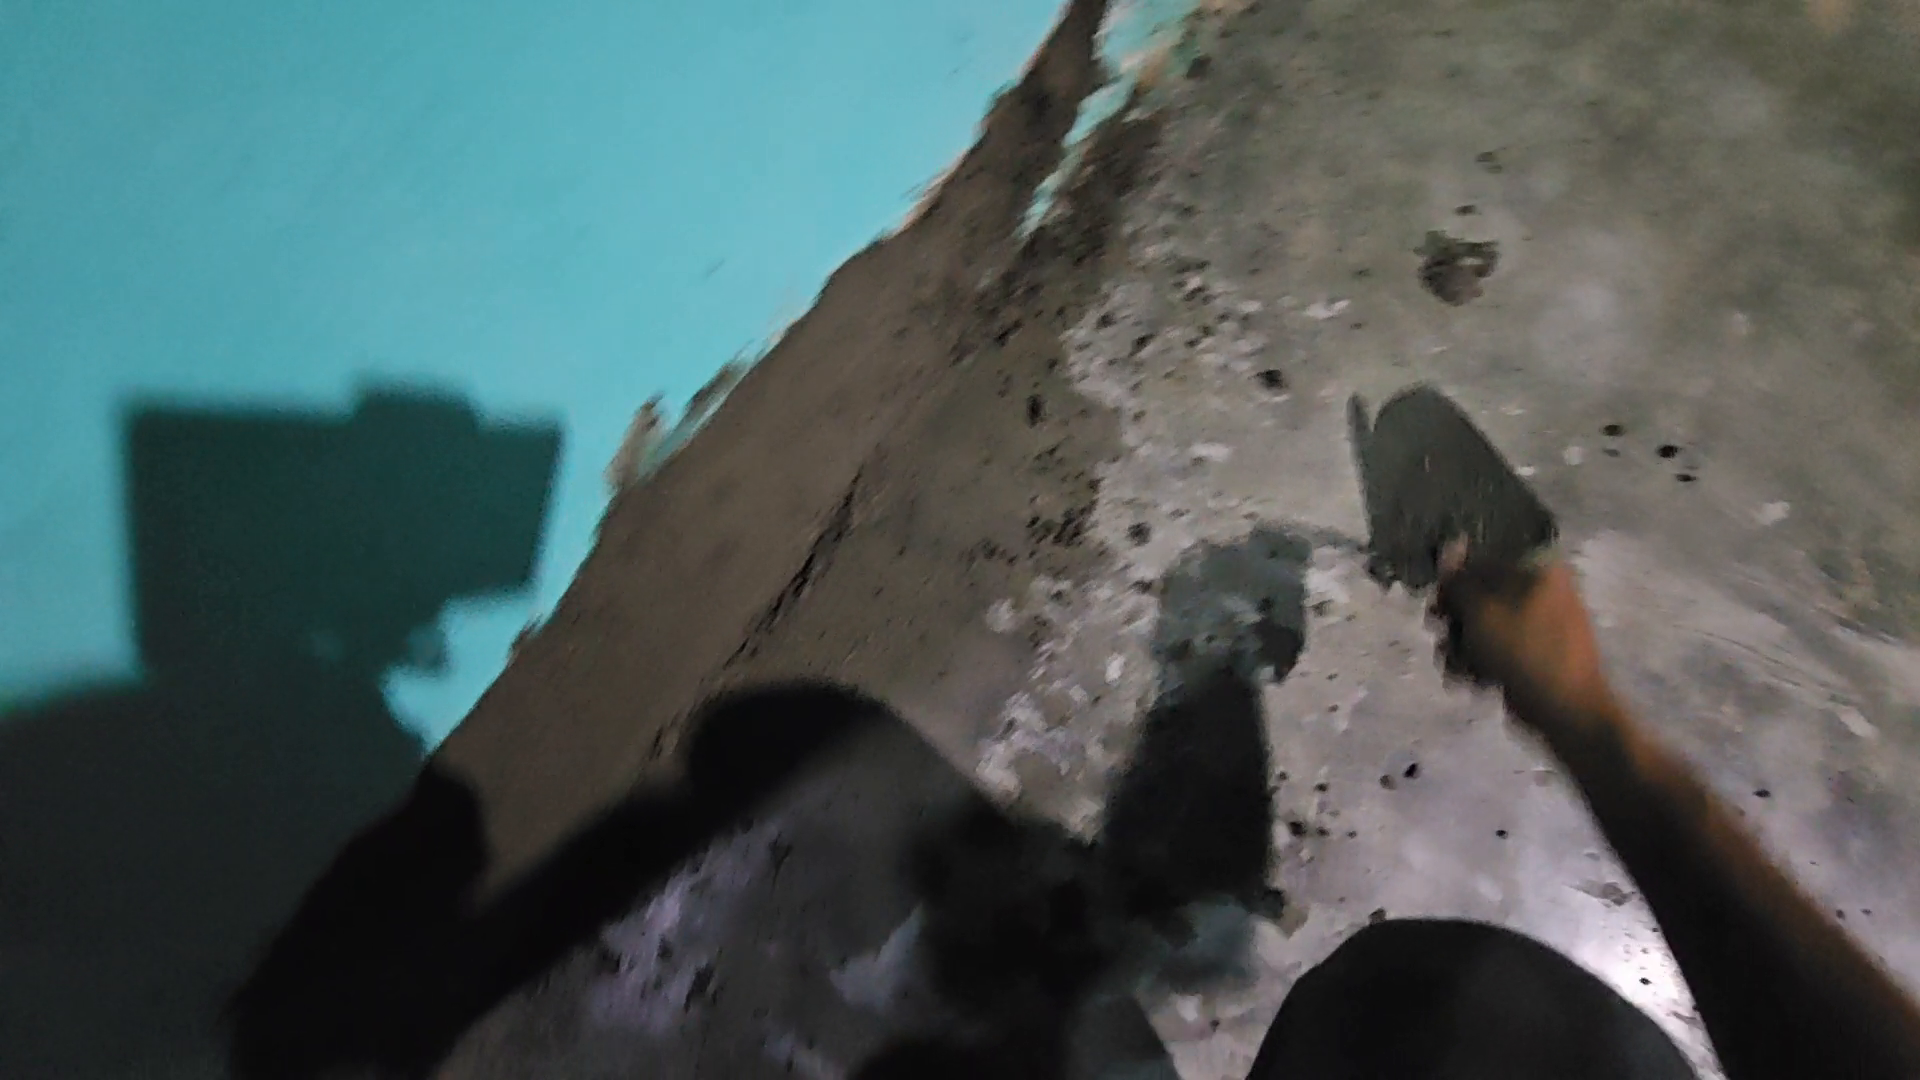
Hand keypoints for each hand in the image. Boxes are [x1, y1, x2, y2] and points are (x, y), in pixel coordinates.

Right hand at [1430, 540, 1619, 748]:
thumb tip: (1448, 545)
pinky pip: (1492, 647)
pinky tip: (1471, 680)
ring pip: (1479, 625)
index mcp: (1538, 573)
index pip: (1480, 562)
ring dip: (1459, 646)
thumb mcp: (1481, 610)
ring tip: (1459, 666)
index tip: (1438, 606)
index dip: (1452, 583)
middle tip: (1443, 634)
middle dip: (1453, 620)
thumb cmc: (1524, 651)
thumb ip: (1459, 580)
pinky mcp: (1531, 652)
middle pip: (1476, 595)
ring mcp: (1538, 624)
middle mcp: (1541, 592)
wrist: (1567, 709)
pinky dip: (1476, 663)